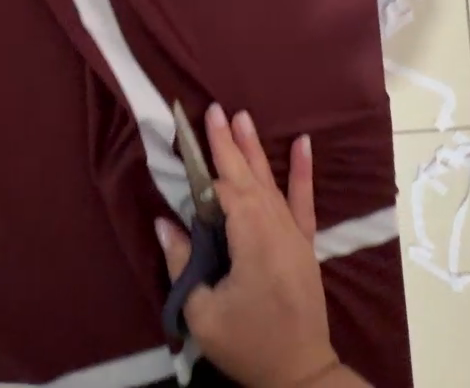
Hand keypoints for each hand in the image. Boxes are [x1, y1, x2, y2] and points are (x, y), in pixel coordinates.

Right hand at [157, 105, 348, 387]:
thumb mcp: (204, 314)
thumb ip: (184, 263)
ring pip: (270, 182)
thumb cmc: (249, 344)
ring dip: (254, 148)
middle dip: (227, 143)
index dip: (206, 165)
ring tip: (241, 116)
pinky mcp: (304, 244)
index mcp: (252, 243)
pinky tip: (304, 143)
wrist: (302, 374)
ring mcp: (294, 236)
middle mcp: (276, 230)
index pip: (225, 193)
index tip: (189, 134)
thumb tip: (165, 223)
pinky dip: (303, 172)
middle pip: (246, 179)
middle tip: (213, 108)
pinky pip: (304, 201)